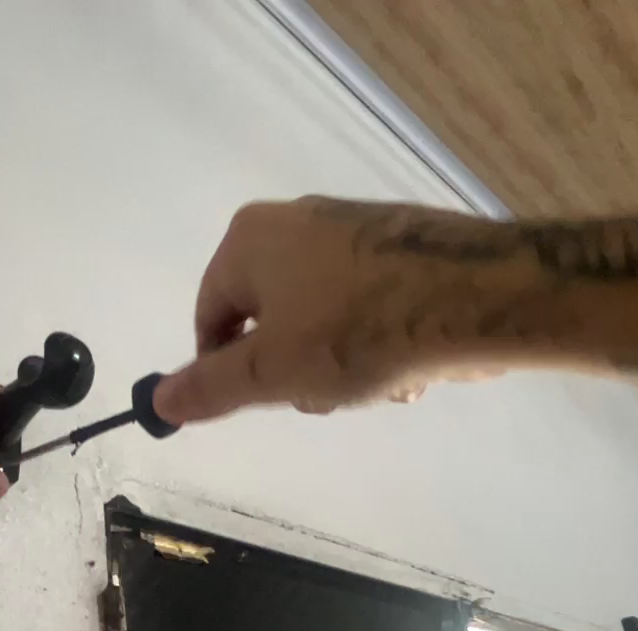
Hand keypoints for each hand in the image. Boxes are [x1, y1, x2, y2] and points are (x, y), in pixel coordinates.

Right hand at [153, 197, 463, 423]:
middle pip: (266, 321)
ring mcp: (349, 229)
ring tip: (376, 383)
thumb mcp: (271, 372)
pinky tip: (404, 367)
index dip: (225, 370)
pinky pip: (360, 306)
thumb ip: (210, 387)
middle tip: (326, 395)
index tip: (261, 401)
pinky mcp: (396, 244)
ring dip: (337, 366)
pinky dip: (371, 341)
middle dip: (292, 370)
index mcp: (248, 242)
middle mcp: (292, 222)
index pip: (209, 319)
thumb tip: (158, 400)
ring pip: (316, 321)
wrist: (479, 297)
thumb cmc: (358, 332)